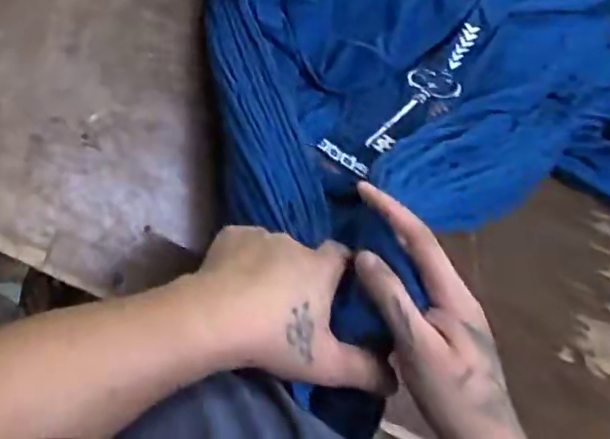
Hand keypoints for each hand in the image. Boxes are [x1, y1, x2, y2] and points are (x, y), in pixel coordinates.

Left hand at [191, 225, 394, 393]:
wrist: (216, 315)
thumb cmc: (277, 337)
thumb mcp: (330, 365)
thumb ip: (368, 371)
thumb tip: (393, 376)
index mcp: (319, 265)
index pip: (343, 255)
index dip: (346, 270)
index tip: (344, 291)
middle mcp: (290, 241)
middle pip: (306, 254)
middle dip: (306, 274)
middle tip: (299, 304)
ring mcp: (257, 233)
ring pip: (274, 248)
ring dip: (275, 265)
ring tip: (264, 295)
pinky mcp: (229, 234)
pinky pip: (246, 243)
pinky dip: (247, 258)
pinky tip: (239, 281)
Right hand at [354, 182, 524, 438]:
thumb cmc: (454, 395)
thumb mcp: (418, 346)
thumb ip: (392, 298)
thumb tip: (364, 252)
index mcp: (455, 295)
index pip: (421, 239)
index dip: (392, 209)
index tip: (363, 187)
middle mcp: (455, 297)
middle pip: (419, 247)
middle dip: (388, 220)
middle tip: (354, 203)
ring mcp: (450, 314)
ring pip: (414, 267)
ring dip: (387, 244)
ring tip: (355, 229)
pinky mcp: (440, 328)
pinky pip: (410, 286)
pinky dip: (388, 269)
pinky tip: (368, 273)